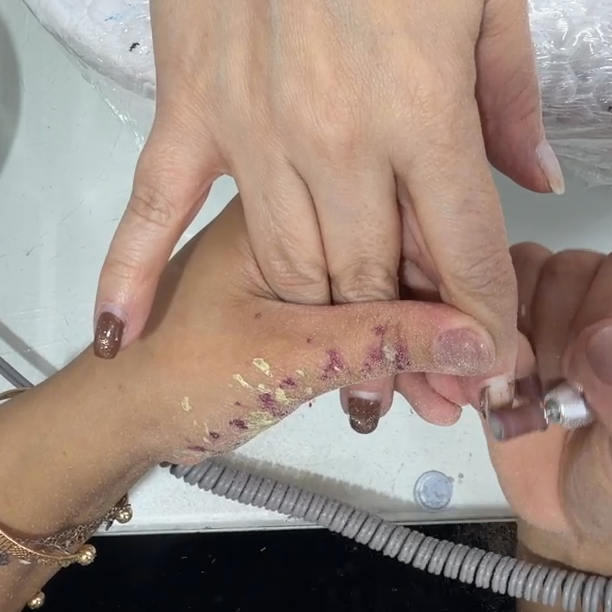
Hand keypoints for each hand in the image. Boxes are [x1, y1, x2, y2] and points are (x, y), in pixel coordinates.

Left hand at [77, 200, 500, 464]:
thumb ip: (379, 342)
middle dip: (447, 326)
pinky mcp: (295, 293)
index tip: (498, 351)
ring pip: (384, 288)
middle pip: (400, 259)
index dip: (458, 291)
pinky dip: (388, 350)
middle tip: (482, 390)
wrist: (114, 412)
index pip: (401, 228)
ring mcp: (299, 252)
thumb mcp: (285, 357)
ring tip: (452, 404)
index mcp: (287, 199)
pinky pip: (359, 311)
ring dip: (420, 347)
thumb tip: (480, 342)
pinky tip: (420, 388)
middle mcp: (300, 212)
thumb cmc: (181, 374)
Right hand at [92, 0, 561, 431]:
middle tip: (418, 388)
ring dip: (316, 327)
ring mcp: (251, 133)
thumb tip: (536, 182)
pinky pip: (157, 207)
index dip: (482, 319)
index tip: (487, 362)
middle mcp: (336, 141)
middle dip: (404, 344)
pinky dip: (131, 274)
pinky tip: (116, 334)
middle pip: (371, 278)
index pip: (461, 251)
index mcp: (423, 111)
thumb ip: (511, 98)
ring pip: (288, 266)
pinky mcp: (187, 110)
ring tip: (335, 375)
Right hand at [486, 243, 611, 574]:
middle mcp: (609, 302)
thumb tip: (609, 341)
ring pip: (519, 278)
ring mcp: (550, 314)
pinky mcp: (503, 331)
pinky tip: (488, 388)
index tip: (589, 369)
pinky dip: (473, 340)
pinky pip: (476, 300)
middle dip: (555, 334)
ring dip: (513, 337)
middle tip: (557, 397)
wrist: (575, 523)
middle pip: (571, 269)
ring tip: (524, 393)